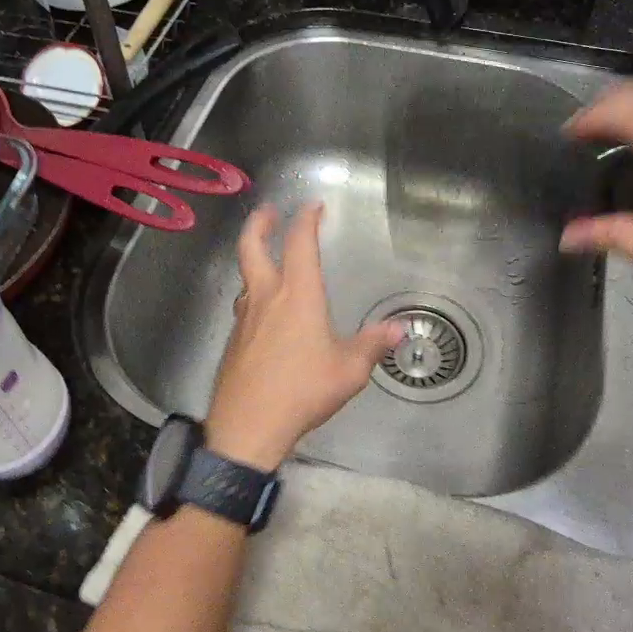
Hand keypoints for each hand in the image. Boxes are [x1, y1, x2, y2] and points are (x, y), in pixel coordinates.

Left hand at [204, 203, 404, 470]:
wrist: (248, 425)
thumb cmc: (302, 391)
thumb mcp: (348, 371)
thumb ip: (371, 345)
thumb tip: (398, 328)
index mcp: (297, 295)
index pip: (299, 244)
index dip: (306, 220)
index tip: (312, 207)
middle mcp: (266, 297)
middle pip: (252, 247)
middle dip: (260, 224)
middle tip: (269, 212)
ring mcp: (245, 319)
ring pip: (245, 277)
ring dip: (254, 261)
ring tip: (268, 262)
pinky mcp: (234, 340)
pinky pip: (244, 306)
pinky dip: (254, 295)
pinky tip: (264, 313)